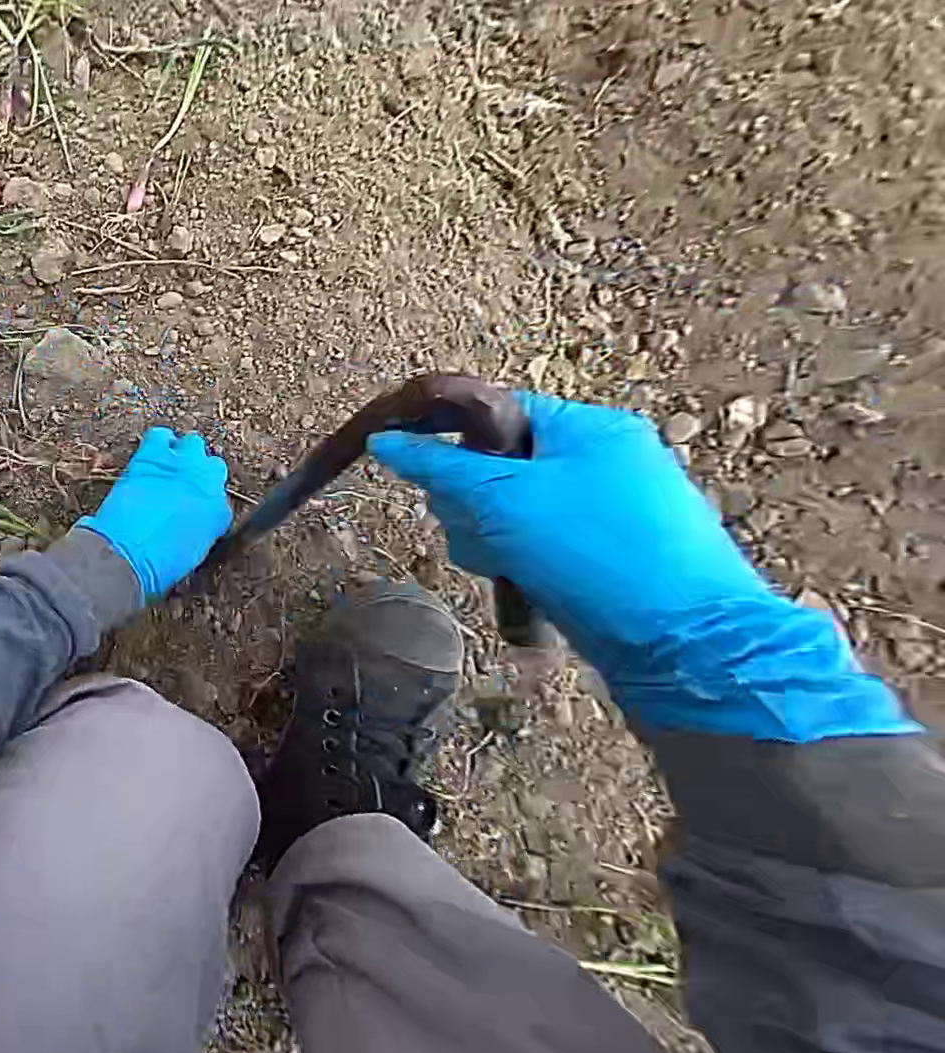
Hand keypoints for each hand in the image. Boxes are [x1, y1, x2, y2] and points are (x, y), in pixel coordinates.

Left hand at [79, 427, 231, 597]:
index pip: (220, 498)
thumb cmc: (156, 565)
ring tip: (168, 463)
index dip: (204, 499)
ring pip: (192, 444)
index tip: (191, 504)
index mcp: (218, 514)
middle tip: (180, 483)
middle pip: (212, 466)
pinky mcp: (151, 457)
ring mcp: (181, 467)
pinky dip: (158, 442)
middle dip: (199, 472)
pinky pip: (160, 436)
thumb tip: (186, 529)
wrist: (128, 554)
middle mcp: (207, 485)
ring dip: (182, 453)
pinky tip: (151, 450)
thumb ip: (195, 534)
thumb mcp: (189, 555)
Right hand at [368, 393, 913, 740]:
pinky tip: (511, 570)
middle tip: (476, 520)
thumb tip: (381, 440)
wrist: (676, 635)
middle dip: (465, 498)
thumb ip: (436, 465)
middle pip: (484, 463)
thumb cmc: (589, 547)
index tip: (414, 462)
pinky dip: (501, 552)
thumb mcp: (500, 497)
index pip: (494, 411)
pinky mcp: (575, 546)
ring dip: (478, 531)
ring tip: (499, 555)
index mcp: (584, 429)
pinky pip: (512, 536)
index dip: (446, 433)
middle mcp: (586, 460)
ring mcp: (582, 506)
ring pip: (491, 506)